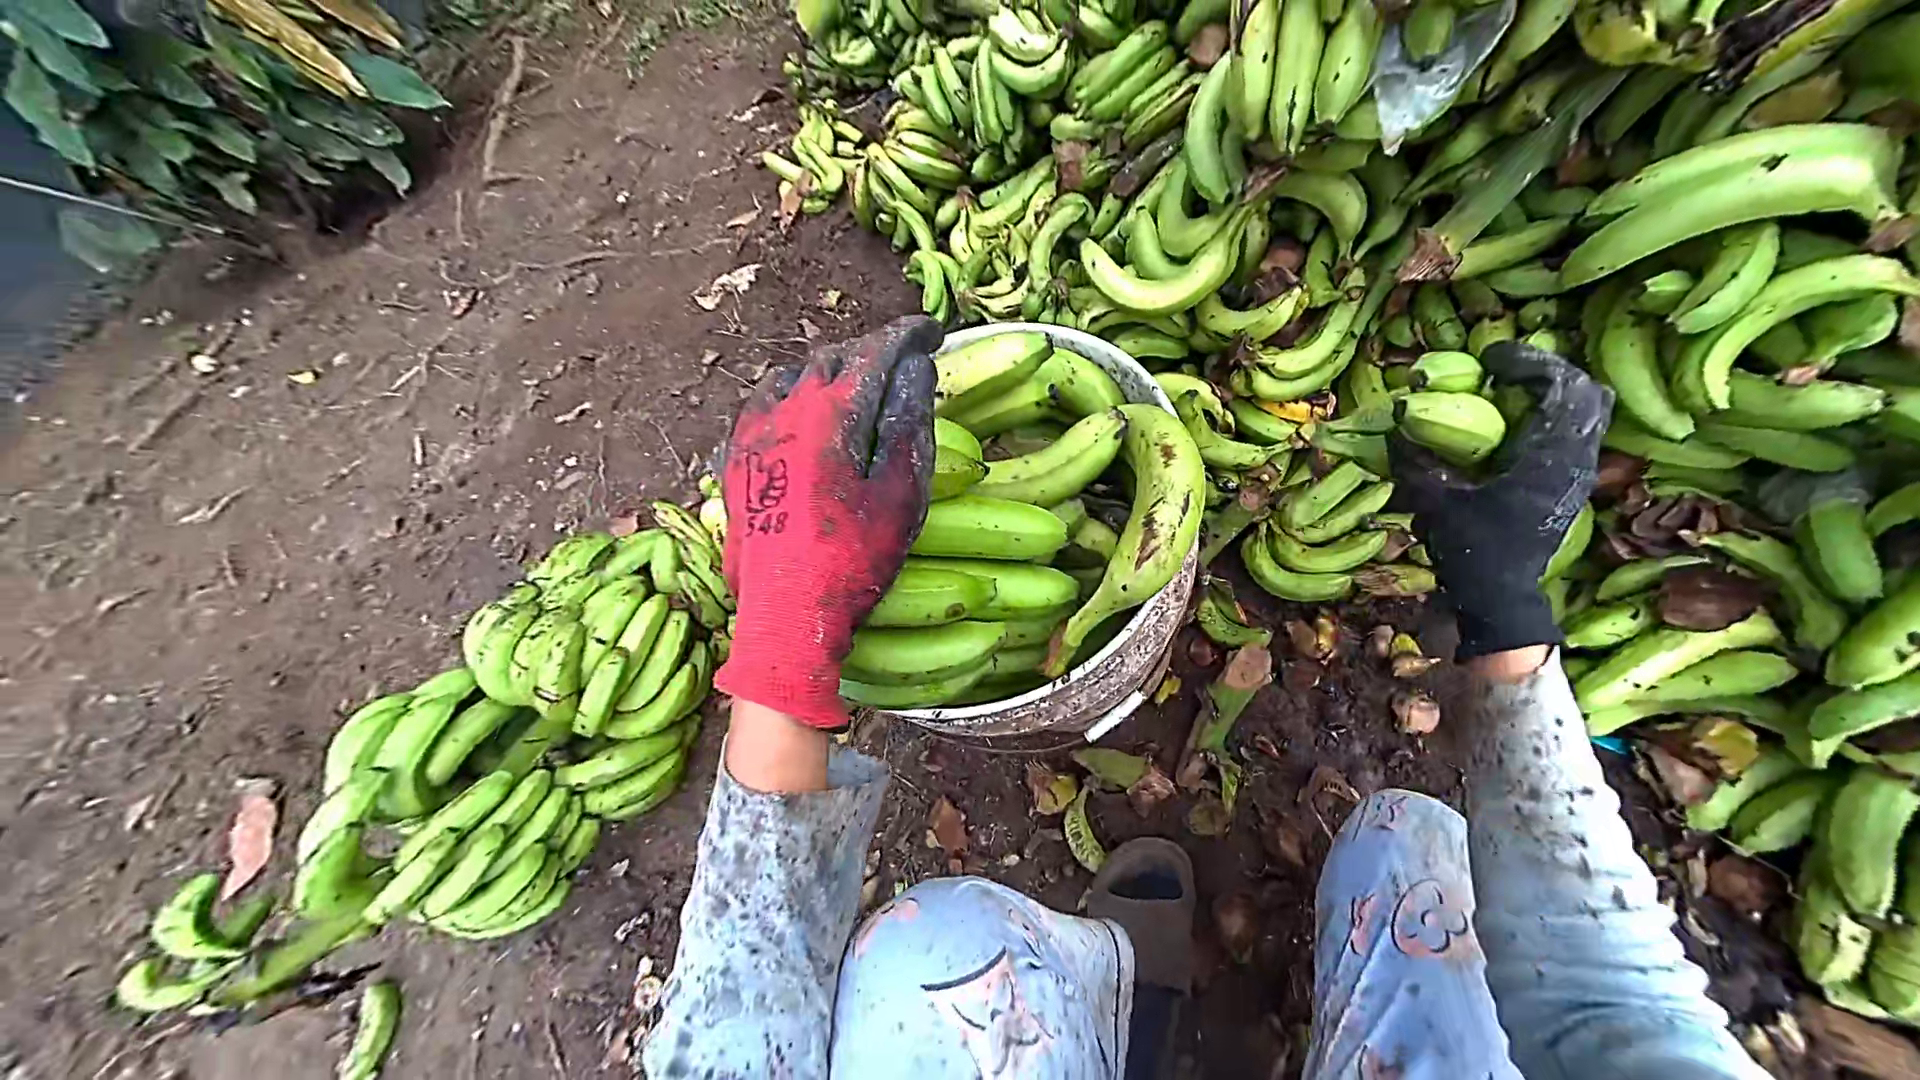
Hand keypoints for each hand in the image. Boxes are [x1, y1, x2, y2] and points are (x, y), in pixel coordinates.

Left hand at [714, 316, 941, 728]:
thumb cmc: (854, 559)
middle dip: (873, 352)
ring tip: (857, 386)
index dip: (910, 335)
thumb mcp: (900, 494)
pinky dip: (792, 394)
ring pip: (793, 376)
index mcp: (834, 414)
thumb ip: (908, 423)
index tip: (935, 334)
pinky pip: (762, 404)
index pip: (876, 351)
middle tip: (903, 365)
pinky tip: (804, 412)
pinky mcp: (737, 460)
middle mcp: (786, 409)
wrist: (786, 613)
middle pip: (834, 357)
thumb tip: (915, 369)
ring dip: (831, 371)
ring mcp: (754, 433)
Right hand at [1389, 342, 1612, 660]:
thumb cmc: (1471, 548)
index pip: (1561, 388)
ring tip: (1509, 389)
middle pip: (1589, 393)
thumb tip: (1395, 426)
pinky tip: (1511, 424)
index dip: (1526, 362)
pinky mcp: (1567, 483)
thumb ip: (1415, 462)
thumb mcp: (1434, 502)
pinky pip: (1572, 432)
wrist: (1499, 593)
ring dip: (1552, 392)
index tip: (1489, 355)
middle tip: (1504, 368)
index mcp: (1550, 458)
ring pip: (1587, 413)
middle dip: (1547, 371)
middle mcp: (1577, 459)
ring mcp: (1578, 472)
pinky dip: (1548, 415)